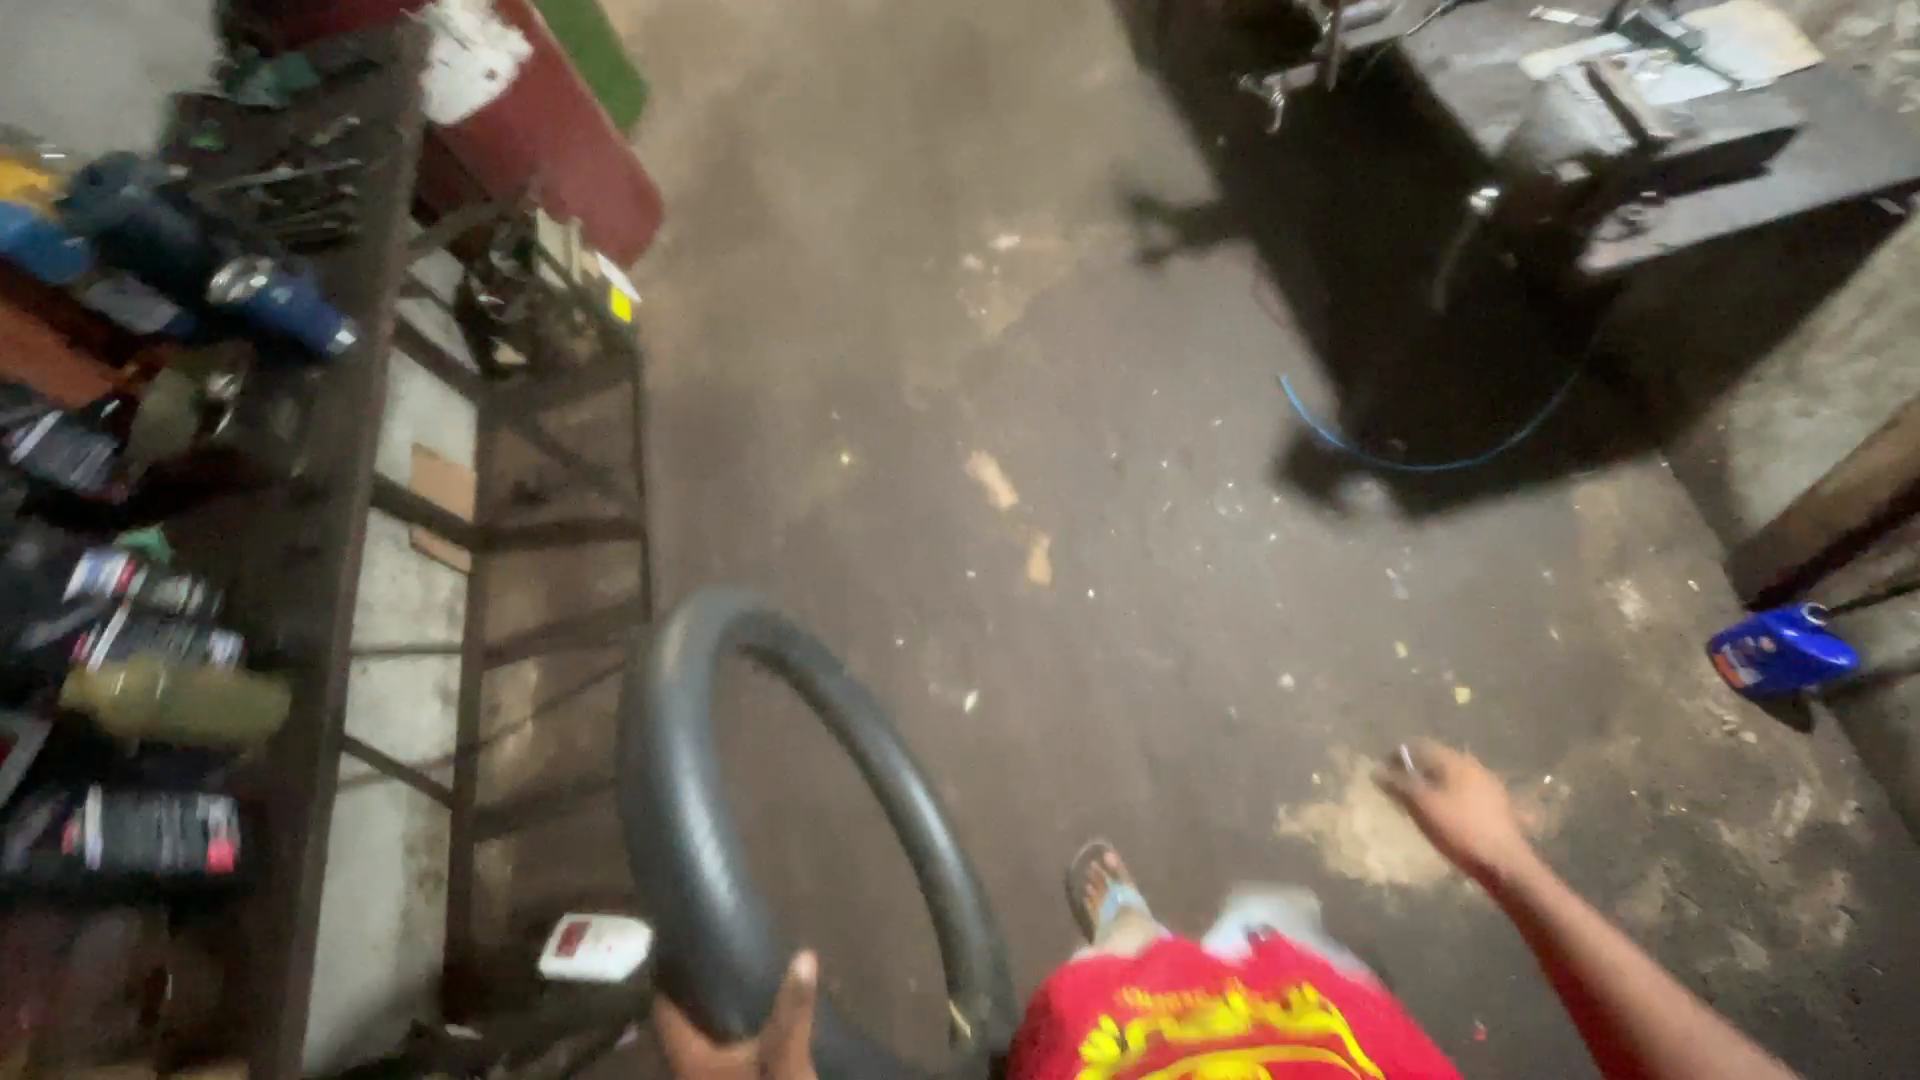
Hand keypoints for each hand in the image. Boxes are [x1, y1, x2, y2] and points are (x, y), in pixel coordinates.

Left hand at [655, 952, 818, 1079]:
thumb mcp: (786, 1060)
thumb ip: (793, 1009)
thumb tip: (805, 955)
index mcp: (689, 1061)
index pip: (664, 1011)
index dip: (668, 976)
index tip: (680, 942)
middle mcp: (684, 1078)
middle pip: (674, 1030)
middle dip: (690, 996)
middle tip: (710, 957)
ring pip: (690, 1049)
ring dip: (702, 1021)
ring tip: (726, 985)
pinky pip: (705, 1065)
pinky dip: (715, 1042)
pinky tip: (739, 1031)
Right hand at [1376, 740, 1535, 885]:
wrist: (1505, 865)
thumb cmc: (1459, 829)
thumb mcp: (1420, 805)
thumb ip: (1397, 784)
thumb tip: (1376, 770)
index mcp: (1456, 761)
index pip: (1419, 746)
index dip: (1397, 756)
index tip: (1384, 772)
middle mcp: (1474, 767)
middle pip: (1436, 761)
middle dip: (1415, 771)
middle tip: (1398, 788)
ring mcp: (1489, 788)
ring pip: (1451, 778)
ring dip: (1432, 785)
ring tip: (1417, 803)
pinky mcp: (1497, 808)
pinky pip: (1464, 793)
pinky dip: (1448, 797)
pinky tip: (1442, 815)